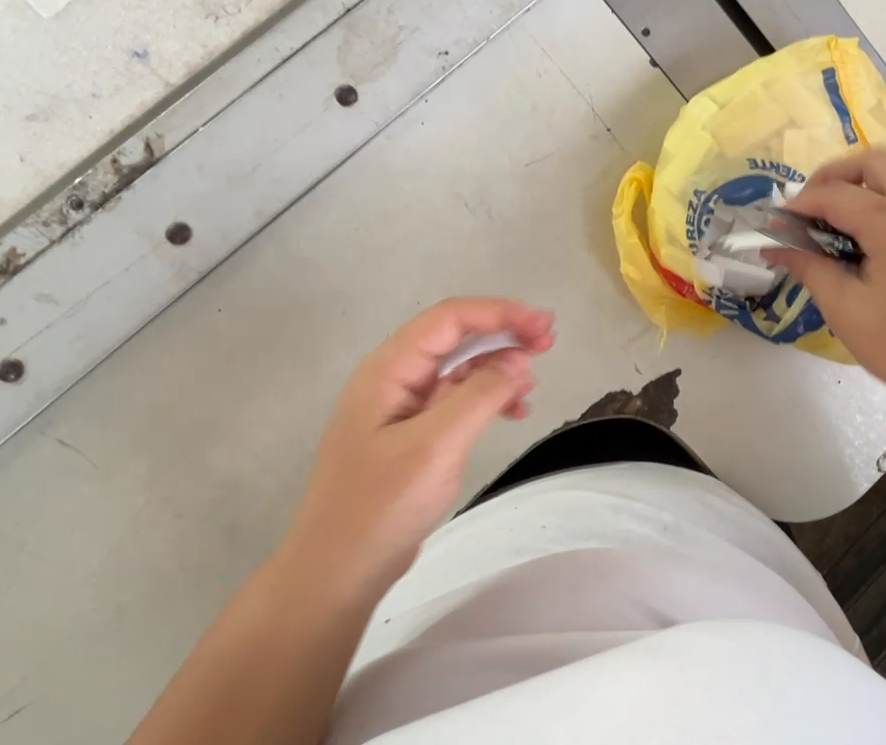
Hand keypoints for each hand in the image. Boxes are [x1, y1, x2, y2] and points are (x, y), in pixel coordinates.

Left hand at [278, 298, 555, 593]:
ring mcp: (400, 407)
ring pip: (457, 368)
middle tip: (548, 343)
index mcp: (388, 369)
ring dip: (497, 367)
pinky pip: (454, 399)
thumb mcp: (436, 446)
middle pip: (454, 336)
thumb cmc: (381, 505)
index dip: (499, 313)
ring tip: (532, 384)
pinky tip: (512, 412)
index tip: (544, 326)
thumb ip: (479, 396)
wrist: (337, 572)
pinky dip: (486, 398)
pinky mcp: (410, 435)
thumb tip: (518, 361)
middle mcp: (392, 378)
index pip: (449, 318)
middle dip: (502, 333)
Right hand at [773, 150, 885, 423]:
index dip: (801, 204)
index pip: (838, 195)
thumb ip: (810, 268)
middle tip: (809, 210)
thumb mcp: (847, 311)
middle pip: (875, 164)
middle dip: (835, 177)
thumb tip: (776, 247)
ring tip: (840, 232)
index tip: (776, 220)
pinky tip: (879, 250)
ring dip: (866, 191)